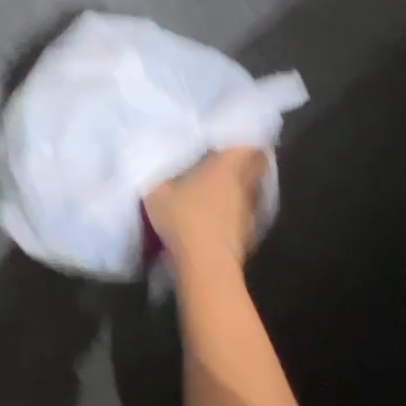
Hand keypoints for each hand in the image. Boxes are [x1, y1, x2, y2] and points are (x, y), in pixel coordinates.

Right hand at [145, 147, 267, 265]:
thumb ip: (155, 175)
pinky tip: (212, 222)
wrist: (206, 263)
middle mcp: (245, 185)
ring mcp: (250, 212)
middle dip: (239, 165)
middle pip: (254, 168)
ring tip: (212, 195)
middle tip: (217, 165)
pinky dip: (231, 216)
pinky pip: (242, 217)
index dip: (239, 141)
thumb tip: (151, 163)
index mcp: (226, 167)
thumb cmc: (183, 217)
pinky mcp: (249, 236)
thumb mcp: (156, 192)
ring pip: (248, 192)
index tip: (224, 142)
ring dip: (235, 192)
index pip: (247, 145)